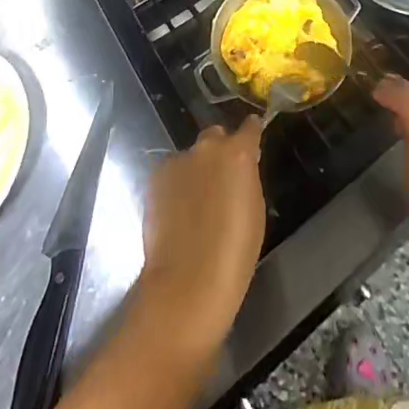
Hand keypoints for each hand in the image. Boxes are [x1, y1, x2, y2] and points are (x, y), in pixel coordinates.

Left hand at [136, 117, 265, 342]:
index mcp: (238, 152)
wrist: (188, 281)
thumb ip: (246, 177)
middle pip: (215, 135)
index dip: (251, 133)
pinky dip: (175, 185)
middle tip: (221, 178)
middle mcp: (207, 148)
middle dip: (219, 150)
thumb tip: (239, 168)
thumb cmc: (236, 249)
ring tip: (194, 201)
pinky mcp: (154, 179)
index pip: (249, 127)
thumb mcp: (254, 206)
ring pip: (190, 157)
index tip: (252, 140)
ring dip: (195, 170)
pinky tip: (177, 212)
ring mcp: (177, 162)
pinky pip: (170, 174)